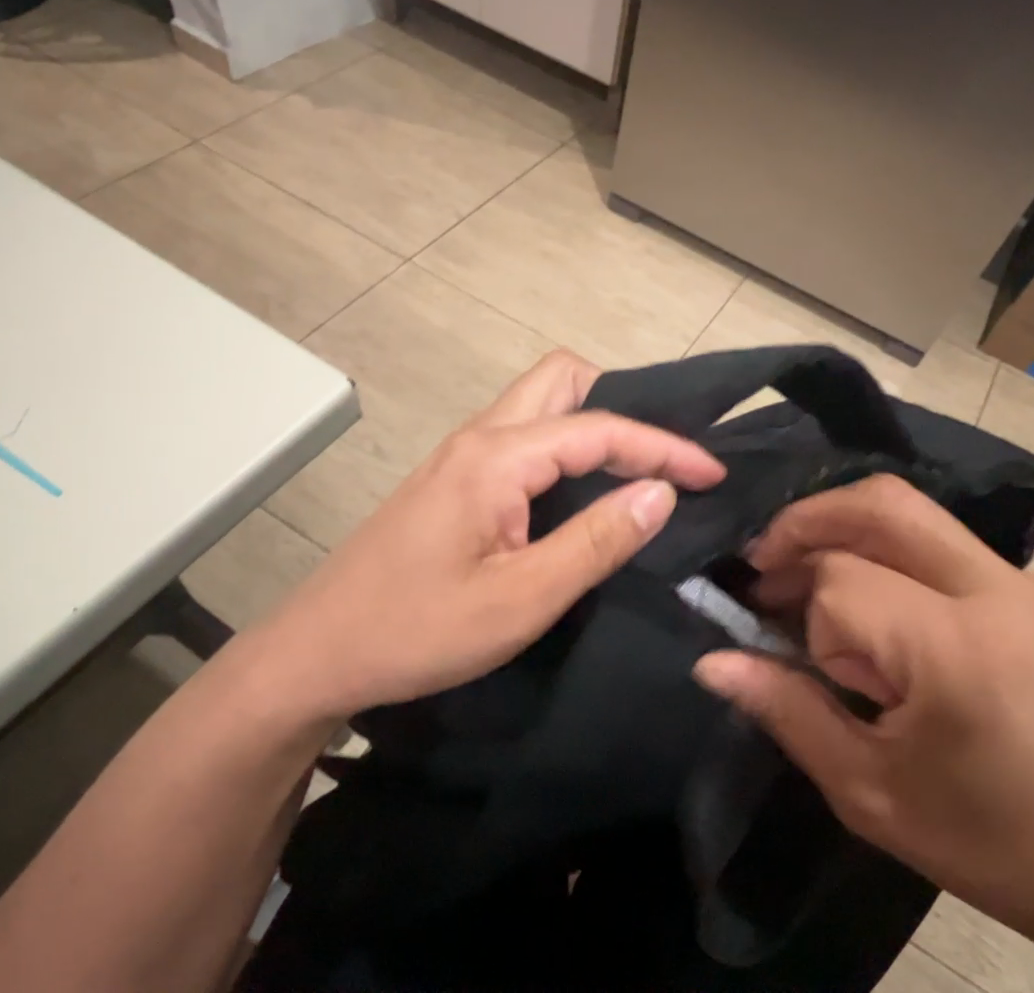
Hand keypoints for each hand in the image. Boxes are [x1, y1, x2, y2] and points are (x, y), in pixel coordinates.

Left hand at [240, 350, 725, 722]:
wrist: (318, 652)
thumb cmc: (420, 631)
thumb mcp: (523, 598)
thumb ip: (597, 539)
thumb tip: (661, 490)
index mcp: (497, 458)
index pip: (599, 427)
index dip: (664, 447)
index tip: (715, 475)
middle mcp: (477, 438)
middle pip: (562, 381)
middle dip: (623, 404)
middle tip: (665, 458)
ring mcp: (458, 457)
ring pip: (538, 406)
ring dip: (591, 423)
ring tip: (636, 472)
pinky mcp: (451, 482)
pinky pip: (520, 438)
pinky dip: (564, 447)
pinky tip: (581, 492)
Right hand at [692, 475, 1033, 939]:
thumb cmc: (990, 841)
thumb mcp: (869, 791)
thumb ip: (787, 711)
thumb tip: (713, 663)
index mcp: (956, 648)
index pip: (841, 583)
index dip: (803, 618)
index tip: (795, 662)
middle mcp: (995, 590)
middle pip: (881, 505)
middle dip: (806, 521)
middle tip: (762, 564)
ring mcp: (1022, 583)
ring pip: (912, 513)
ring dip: (844, 531)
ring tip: (805, 582)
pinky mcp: (1033, 591)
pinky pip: (941, 542)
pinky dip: (886, 552)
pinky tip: (871, 607)